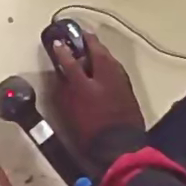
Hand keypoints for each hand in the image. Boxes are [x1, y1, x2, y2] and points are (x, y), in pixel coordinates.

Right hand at [49, 32, 144, 165]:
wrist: (120, 149)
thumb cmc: (89, 129)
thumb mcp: (69, 108)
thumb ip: (64, 86)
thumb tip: (60, 71)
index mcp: (88, 79)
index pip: (71, 57)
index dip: (62, 48)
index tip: (56, 41)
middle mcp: (106, 75)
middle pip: (96, 50)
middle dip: (86, 41)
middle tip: (77, 36)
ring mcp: (121, 81)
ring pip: (108, 58)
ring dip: (98, 50)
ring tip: (90, 49)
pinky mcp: (128, 90)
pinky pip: (115, 68)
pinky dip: (107, 63)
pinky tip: (102, 67)